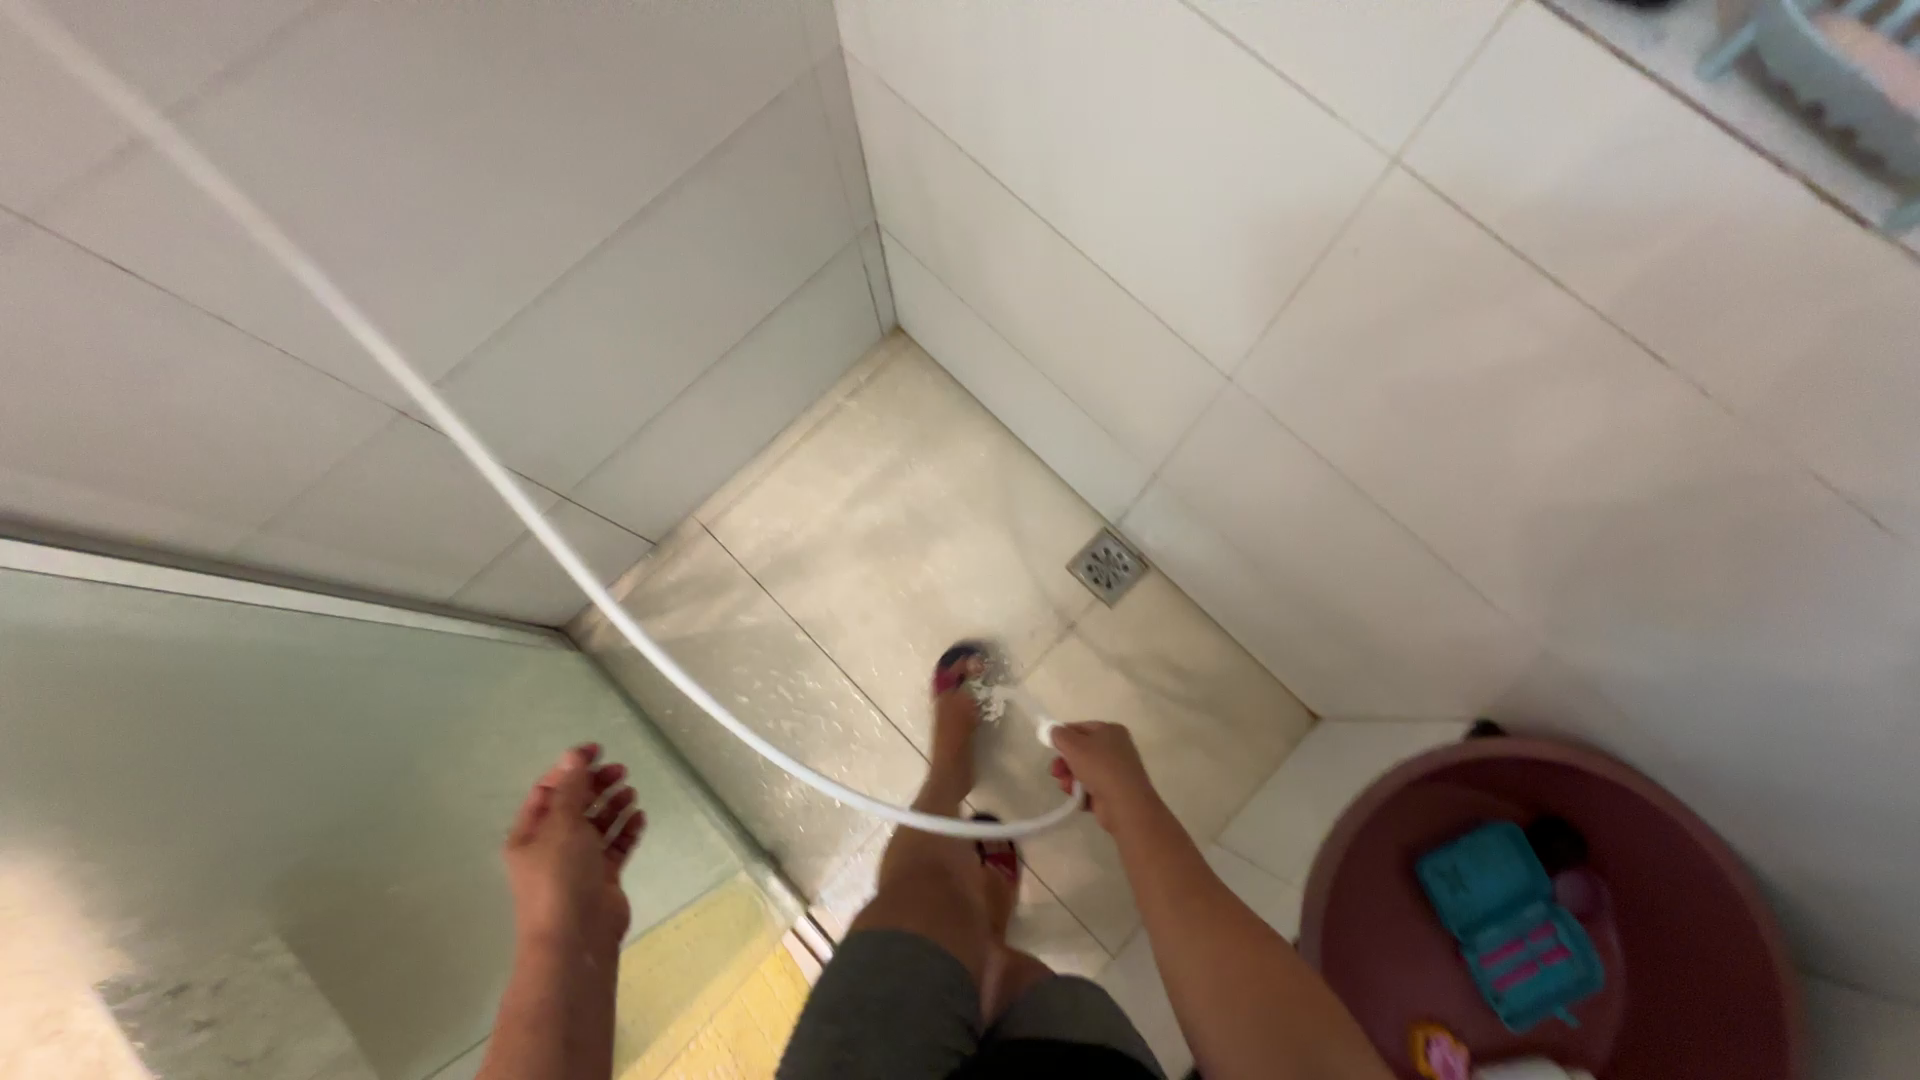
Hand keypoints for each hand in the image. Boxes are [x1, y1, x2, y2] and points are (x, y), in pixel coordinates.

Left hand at [503, 743, 644, 953]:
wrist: (575, 938)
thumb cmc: (560, 877)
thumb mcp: (563, 826)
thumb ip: (572, 789)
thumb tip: (573, 755)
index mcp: (530, 834)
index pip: (549, 790)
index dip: (571, 768)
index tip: (598, 751)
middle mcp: (552, 845)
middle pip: (576, 804)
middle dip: (597, 785)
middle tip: (621, 772)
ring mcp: (578, 862)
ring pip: (598, 823)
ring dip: (614, 805)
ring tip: (632, 794)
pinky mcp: (602, 876)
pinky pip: (616, 845)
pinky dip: (626, 829)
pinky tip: (639, 818)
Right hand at [1048, 722, 1160, 834]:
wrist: (1124, 804)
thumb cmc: (1100, 767)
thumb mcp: (1074, 745)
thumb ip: (1059, 735)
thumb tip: (1052, 729)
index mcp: (1110, 731)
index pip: (1080, 728)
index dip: (1063, 736)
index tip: (1049, 745)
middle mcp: (1115, 748)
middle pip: (1081, 751)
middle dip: (1064, 761)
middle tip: (1055, 771)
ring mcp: (1115, 771)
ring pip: (1083, 770)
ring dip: (1069, 777)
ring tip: (1065, 786)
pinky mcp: (1112, 791)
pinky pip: (1090, 787)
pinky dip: (1080, 791)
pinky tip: (1075, 796)